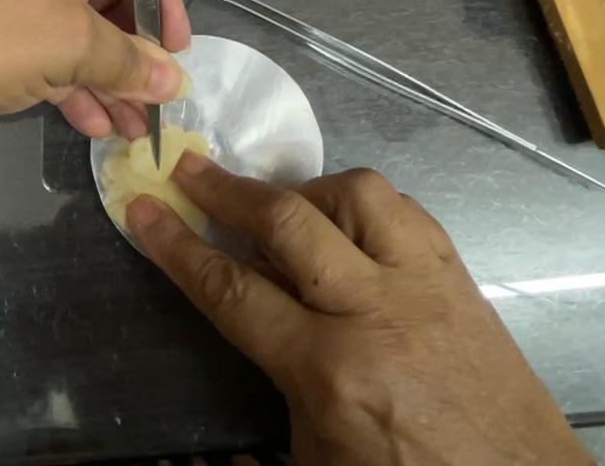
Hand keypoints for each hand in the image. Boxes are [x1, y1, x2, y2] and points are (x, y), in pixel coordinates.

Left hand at [0, 0, 190, 137]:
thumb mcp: (70, 46)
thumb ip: (129, 62)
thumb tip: (172, 79)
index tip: (177, 48)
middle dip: (141, 49)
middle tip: (156, 101)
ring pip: (84, 29)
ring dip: (112, 78)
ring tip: (134, 131)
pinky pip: (50, 50)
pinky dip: (74, 84)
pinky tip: (95, 128)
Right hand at [128, 157, 588, 465]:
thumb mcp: (317, 456)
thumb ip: (274, 378)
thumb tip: (245, 310)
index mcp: (331, 371)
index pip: (232, 290)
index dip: (177, 247)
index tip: (143, 208)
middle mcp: (376, 313)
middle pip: (288, 223)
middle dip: (227, 190)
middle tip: (189, 167)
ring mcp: (425, 286)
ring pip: (358, 195)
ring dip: (307, 192)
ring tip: (284, 210)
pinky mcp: (460, 276)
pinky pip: (403, 209)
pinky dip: (361, 205)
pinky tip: (345, 224)